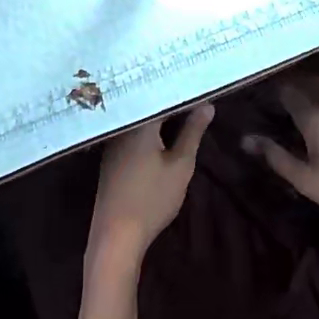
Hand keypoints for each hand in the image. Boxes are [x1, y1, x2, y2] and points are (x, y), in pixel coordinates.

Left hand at [89, 103, 215, 266]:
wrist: (116, 235)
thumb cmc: (152, 198)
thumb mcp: (181, 165)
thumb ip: (192, 132)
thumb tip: (207, 105)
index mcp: (139, 123)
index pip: (161, 93)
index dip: (181, 87)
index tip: (199, 82)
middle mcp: (122, 126)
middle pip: (147, 103)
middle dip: (170, 98)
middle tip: (195, 91)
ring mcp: (113, 142)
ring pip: (138, 117)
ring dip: (159, 112)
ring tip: (183, 106)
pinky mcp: (110, 157)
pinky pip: (131, 130)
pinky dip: (147, 126)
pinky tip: (162, 130)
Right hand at [243, 80, 318, 231]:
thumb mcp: (307, 180)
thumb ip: (276, 157)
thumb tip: (246, 139)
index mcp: (315, 117)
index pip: (286, 92)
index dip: (269, 94)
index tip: (254, 103)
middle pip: (305, 102)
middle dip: (287, 111)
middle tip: (270, 126)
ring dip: (309, 123)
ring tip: (296, 141)